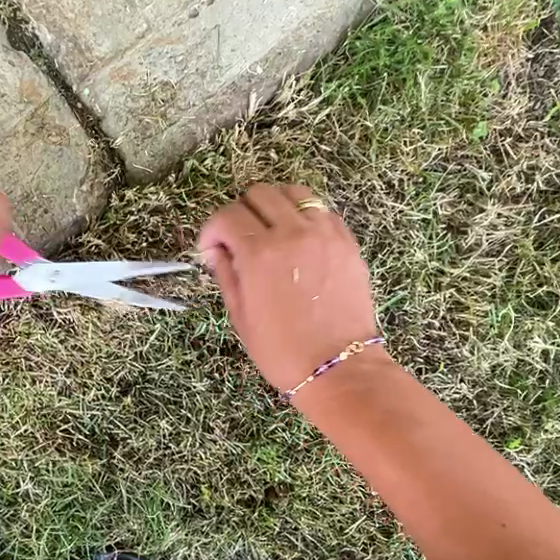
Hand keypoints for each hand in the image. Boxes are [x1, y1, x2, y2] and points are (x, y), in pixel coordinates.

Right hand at [197, 184, 381, 394]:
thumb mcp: (241, 316)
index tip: (212, 249)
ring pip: (293, 193)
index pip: (227, 216)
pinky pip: (321, 210)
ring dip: (275, 206)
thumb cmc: (281, 350)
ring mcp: (324, 233)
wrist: (337, 367)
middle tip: (239, 239)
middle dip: (241, 212)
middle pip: (259, 194)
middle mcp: (292, 234)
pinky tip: (299, 242)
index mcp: (259, 254)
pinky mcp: (346, 241)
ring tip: (270, 232)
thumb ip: (226, 274)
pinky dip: (304, 217)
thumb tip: (217, 251)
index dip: (212, 230)